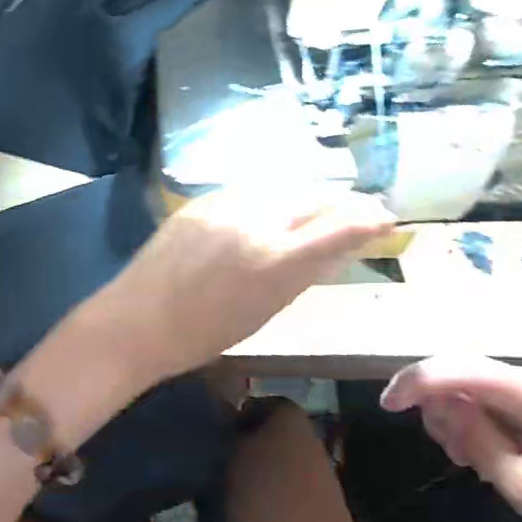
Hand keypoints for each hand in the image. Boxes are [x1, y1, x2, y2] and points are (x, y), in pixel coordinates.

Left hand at [77, 188, 394, 387]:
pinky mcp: (200, 200)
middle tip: (349, 213)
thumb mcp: (266, 310)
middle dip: (337, 204)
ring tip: (305, 214)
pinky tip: (262, 215)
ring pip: (279, 189)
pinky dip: (265, 201)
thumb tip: (332, 247)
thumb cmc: (204, 333)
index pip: (339, 227)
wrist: (136, 320)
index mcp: (276, 260)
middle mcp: (255, 221)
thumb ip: (302, 273)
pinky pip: (246, 192)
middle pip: (312, 196)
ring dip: (300, 199)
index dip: (368, 218)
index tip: (385, 217)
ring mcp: (224, 205)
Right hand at [380, 356, 521, 521]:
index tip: (386, 405)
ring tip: (469, 460)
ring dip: (459, 416)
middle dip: (441, 402)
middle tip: (447, 452)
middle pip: (470, 372)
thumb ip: (481, 442)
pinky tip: (485, 455)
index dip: (420, 380)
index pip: (467, 370)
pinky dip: (480, 424)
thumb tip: (437, 404)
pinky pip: (500, 402)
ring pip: (481, 387)